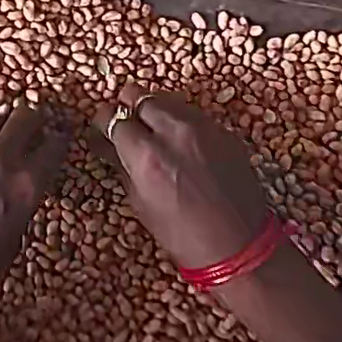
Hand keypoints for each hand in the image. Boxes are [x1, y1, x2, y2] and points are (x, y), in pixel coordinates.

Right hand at [102, 86, 271, 268]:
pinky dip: (178, 122)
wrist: (238, 245)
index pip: (113, 117)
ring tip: (153, 136)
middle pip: (139, 96)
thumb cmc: (181, 233)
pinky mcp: (223, 131)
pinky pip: (191, 114)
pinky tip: (179, 145)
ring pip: (166, 100)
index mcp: (147, 155)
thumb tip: (104, 142)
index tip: (102, 128)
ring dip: (153, 113)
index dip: (103, 122)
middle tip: (127, 129)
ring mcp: (203, 128)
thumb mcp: (139, 200)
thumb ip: (120, 163)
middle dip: (128, 110)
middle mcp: (175, 133)